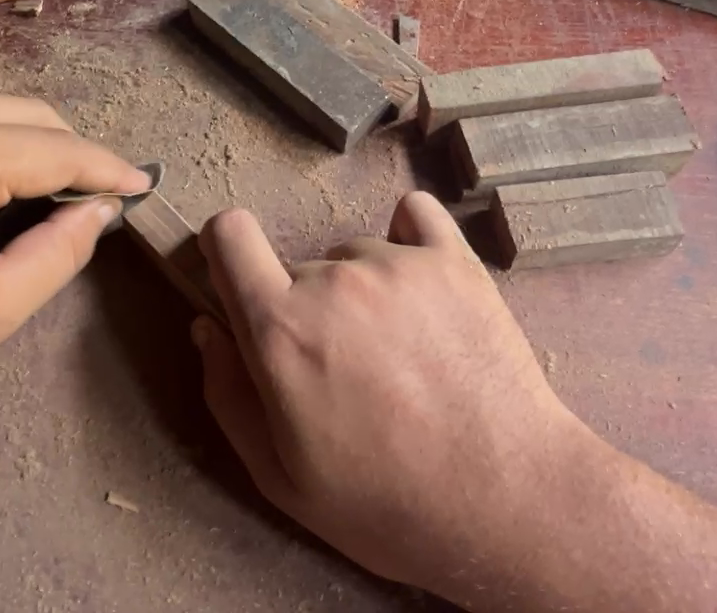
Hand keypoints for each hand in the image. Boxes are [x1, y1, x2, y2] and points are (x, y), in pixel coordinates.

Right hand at [192, 193, 606, 602]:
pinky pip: (414, 214)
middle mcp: (334, 280)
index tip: (243, 280)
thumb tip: (209, 327)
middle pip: (298, 267)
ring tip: (403, 352)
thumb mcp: (281, 477)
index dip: (226, 252)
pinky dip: (410, 238)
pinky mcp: (453, 258)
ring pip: (355, 255)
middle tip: (350, 368)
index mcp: (281, 328)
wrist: (507, 501)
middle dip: (307, 307)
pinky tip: (423, 285)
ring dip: (364, 289)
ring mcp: (398, 263)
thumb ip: (228, 394)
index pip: (228, 235)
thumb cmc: (388, 502)